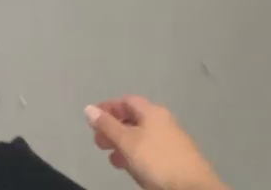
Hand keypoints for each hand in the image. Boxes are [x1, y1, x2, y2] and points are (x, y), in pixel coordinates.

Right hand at [84, 97, 225, 189]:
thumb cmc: (158, 161)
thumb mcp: (127, 142)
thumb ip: (107, 125)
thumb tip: (88, 108)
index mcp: (152, 111)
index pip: (125, 101)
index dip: (108, 108)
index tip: (93, 120)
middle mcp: (164, 121)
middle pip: (134, 120)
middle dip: (114, 130)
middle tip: (100, 143)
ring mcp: (175, 141)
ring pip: (143, 138)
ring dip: (125, 146)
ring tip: (114, 161)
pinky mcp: (181, 161)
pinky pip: (153, 152)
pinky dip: (139, 156)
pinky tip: (135, 170)